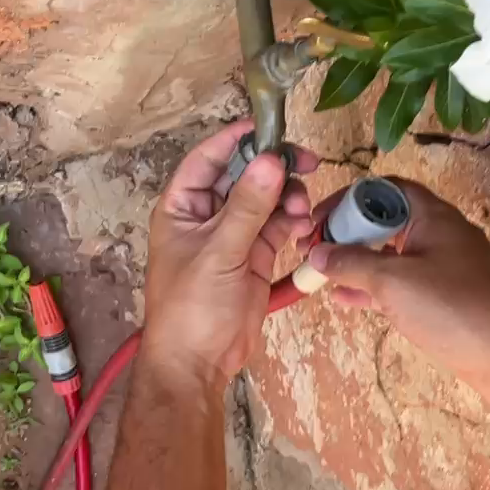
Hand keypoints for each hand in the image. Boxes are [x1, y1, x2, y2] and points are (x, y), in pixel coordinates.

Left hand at [141, 120, 314, 389]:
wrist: (199, 361)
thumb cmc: (193, 306)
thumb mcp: (219, 252)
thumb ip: (248, 207)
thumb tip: (271, 161)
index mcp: (182, 206)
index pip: (208, 158)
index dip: (236, 139)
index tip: (270, 128)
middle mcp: (206, 214)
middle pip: (243, 175)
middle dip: (273, 169)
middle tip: (308, 163)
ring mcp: (232, 235)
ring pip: (265, 199)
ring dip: (286, 198)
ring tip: (301, 212)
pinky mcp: (254, 255)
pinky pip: (276, 225)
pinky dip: (290, 222)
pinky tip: (301, 227)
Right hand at [303, 179, 489, 397]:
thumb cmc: (455, 306)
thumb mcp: (393, 281)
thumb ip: (351, 263)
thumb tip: (316, 254)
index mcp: (431, 216)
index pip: (382, 189)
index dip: (346, 199)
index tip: (316, 220)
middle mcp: (437, 235)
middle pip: (383, 221)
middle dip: (345, 233)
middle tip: (313, 251)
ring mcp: (441, 268)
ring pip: (388, 255)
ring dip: (355, 263)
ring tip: (320, 276)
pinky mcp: (443, 299)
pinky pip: (398, 285)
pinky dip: (371, 289)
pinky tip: (344, 300)